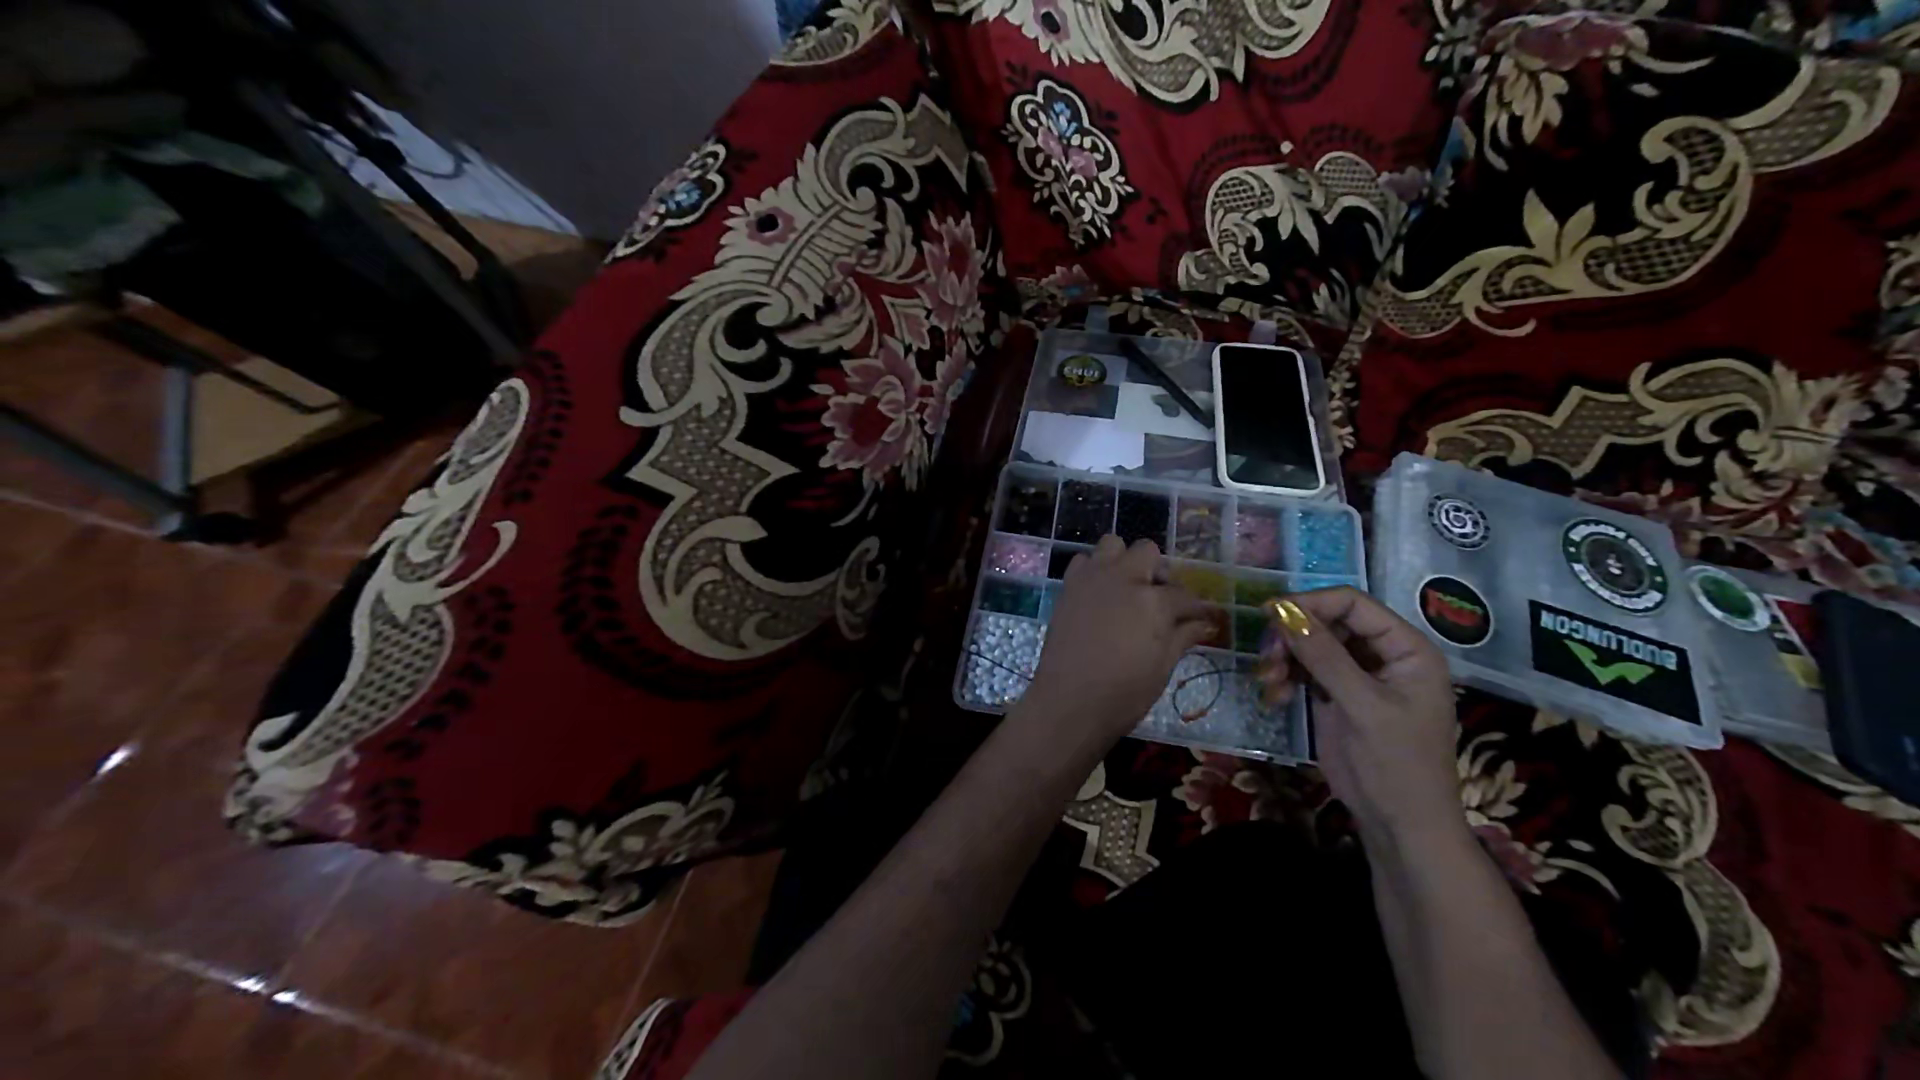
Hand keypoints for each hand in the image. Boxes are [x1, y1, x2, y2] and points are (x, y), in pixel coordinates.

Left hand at [1020, 535, 1213, 746]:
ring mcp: (1091, 578)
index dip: (1196, 608)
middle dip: (1157, 570)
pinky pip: (1083, 562)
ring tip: (1126, 590)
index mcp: (1153, 600)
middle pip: (1147, 551)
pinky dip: (1094, 571)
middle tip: (1158, 598)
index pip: (1184, 595)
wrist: (1069, 702)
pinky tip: (1099, 597)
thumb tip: (1206, 623)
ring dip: (1123, 560)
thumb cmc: (1124, 692)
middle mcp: (1123, 578)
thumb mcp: (1162, 666)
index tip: (1201, 617)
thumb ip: (1183, 636)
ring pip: (1111, 544)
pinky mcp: (1068, 587)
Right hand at [1255, 587, 1460, 842]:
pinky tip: (1274, 696)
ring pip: (1311, 645)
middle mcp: (1382, 655)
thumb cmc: (1396, 764)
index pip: (1354, 605)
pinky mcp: (1336, 696)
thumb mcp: (1362, 707)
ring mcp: (1357, 676)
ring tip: (1267, 680)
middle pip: (1328, 622)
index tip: (1270, 614)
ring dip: (1284, 657)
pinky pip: (1304, 670)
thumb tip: (1284, 612)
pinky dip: (1285, 678)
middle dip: (1293, 636)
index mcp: (1406, 649)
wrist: (1399, 824)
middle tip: (1267, 657)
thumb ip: (1325, 656)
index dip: (1312, 603)